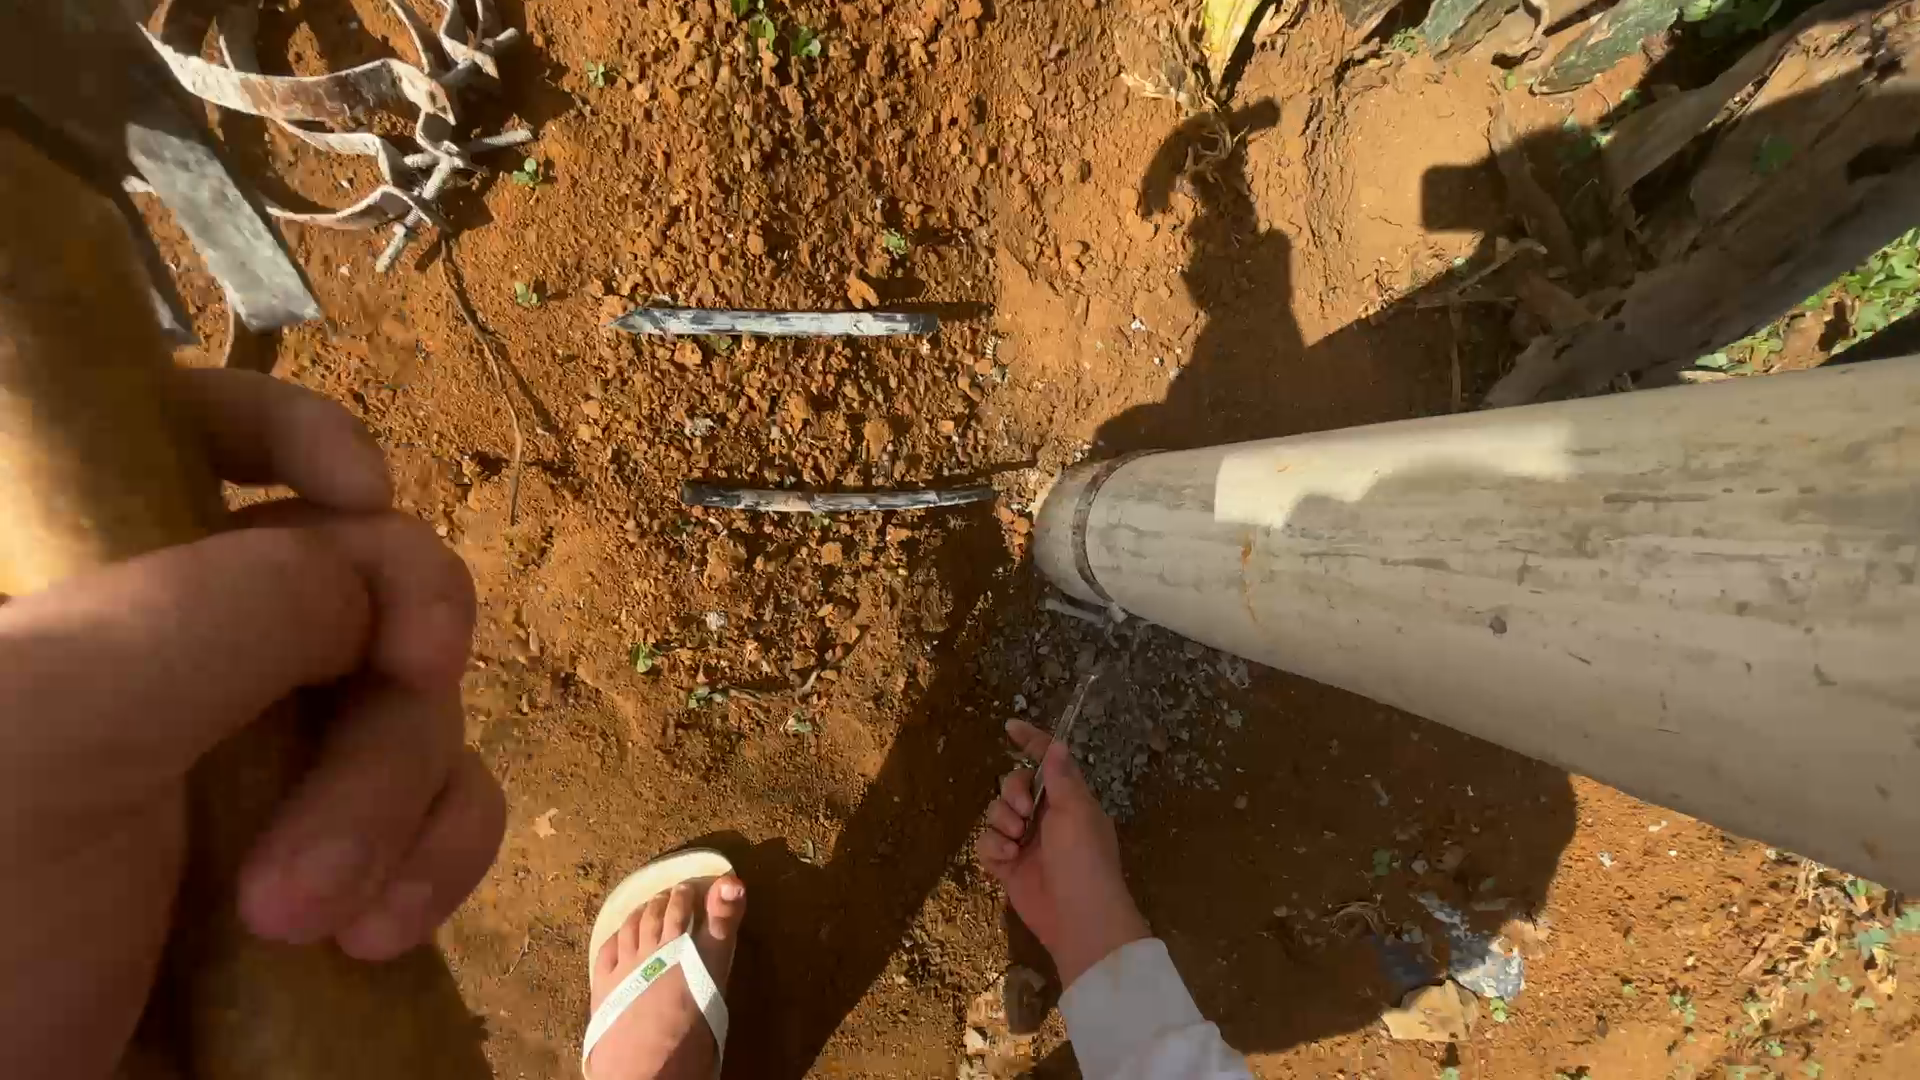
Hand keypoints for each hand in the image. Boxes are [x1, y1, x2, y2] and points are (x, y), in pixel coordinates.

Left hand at [0, 368, 503, 1079]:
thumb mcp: (52, 730)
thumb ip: (233, 606)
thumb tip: (383, 583)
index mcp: (88, 601)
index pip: (183, 437)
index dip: (289, 432)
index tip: (362, 490)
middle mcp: (192, 667)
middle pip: (368, 584)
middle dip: (395, 656)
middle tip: (407, 684)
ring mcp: (277, 761)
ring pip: (426, 703)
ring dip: (402, 797)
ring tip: (318, 916)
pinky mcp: (346, 844)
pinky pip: (455, 801)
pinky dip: (444, 854)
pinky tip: (382, 930)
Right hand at [975, 718, 1149, 987]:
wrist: (1079, 919)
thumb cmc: (1084, 860)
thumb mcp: (1076, 813)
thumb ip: (1060, 778)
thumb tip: (1057, 743)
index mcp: (1068, 798)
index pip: (1047, 760)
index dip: (1031, 741)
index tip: (1010, 726)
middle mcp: (1045, 816)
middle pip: (1012, 784)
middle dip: (1011, 793)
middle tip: (1024, 812)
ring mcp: (1025, 841)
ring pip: (996, 813)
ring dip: (1002, 822)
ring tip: (1017, 841)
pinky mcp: (1008, 866)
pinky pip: (987, 843)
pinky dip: (993, 849)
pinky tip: (1006, 860)